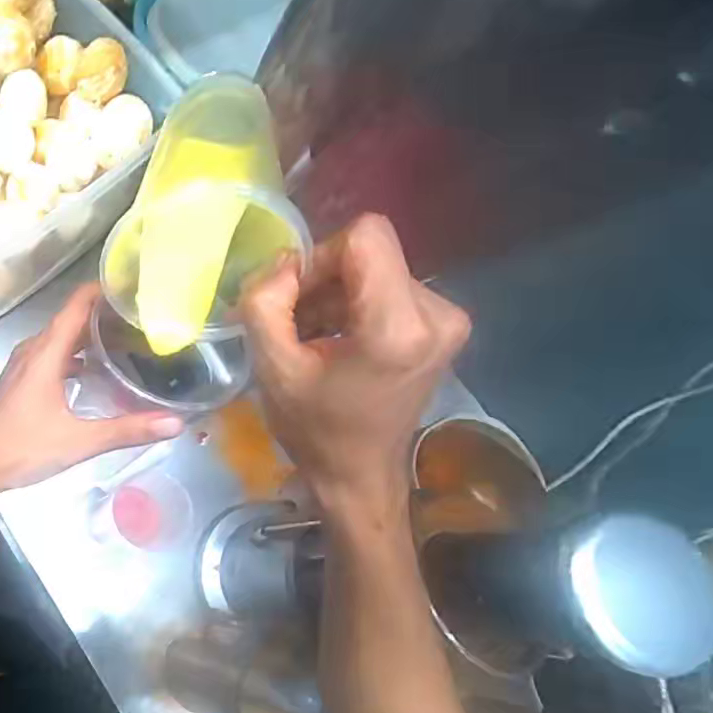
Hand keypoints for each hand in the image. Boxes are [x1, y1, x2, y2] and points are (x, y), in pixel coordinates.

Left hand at [0, 284, 184, 515]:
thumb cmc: (20, 449)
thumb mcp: (77, 442)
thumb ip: (126, 431)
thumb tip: (175, 423)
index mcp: (45, 353)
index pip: (77, 304)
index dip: (106, 288)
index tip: (140, 285)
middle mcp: (32, 351)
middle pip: (73, 320)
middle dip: (108, 316)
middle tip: (148, 320)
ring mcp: (23, 366)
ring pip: (61, 339)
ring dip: (92, 338)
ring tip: (130, 343)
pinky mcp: (19, 381)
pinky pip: (52, 356)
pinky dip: (76, 357)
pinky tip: (96, 373)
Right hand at [239, 214, 469, 518]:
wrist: (358, 474)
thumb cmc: (312, 428)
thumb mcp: (271, 368)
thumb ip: (265, 304)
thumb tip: (283, 263)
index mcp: (398, 326)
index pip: (365, 237)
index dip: (318, 260)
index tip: (293, 303)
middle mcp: (438, 312)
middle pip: (368, 255)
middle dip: (321, 283)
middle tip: (292, 328)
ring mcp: (447, 319)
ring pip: (374, 270)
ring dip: (332, 297)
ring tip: (309, 340)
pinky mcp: (442, 325)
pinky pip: (386, 288)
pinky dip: (350, 308)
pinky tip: (332, 342)